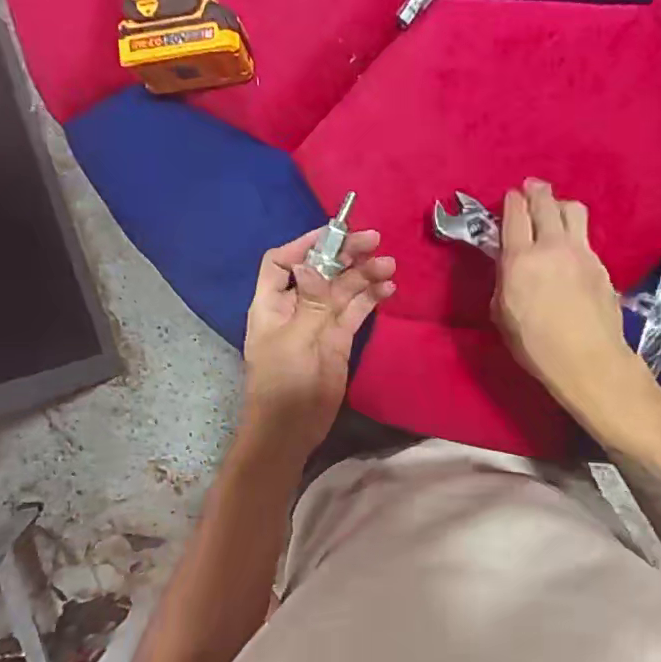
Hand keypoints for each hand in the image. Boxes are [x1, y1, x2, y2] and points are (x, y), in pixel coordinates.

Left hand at [240, 229, 395, 453]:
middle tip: (375, 241)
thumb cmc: (282, 383)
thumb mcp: (294, 340)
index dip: (304, 244)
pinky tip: (388, 287)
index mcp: (271, 304)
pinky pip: (355, 311)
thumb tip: (310, 261)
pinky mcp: (338, 340)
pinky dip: (370, 297)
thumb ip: (310, 301)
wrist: (290, 429)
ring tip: (389, 265)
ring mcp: (318, 323)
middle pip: (319, 270)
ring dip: (363, 274)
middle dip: (343, 254)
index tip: (334, 232)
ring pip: (341, 289)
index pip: (281, 262)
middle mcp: (294, 308)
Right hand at [493, 178, 646, 413]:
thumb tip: (509, 268)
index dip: (511, 202)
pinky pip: (585, 236)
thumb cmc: (533, 343)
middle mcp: (552, 247)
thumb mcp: (501, 312)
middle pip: (547, 205)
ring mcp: (582, 253)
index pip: (515, 217)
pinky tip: (568, 244)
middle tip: (531, 186)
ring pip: (574, 211)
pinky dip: (574, 231)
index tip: (509, 195)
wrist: (587, 359)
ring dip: (560, 204)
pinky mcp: (601, 265)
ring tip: (553, 207)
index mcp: (520, 260)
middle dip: (537, 192)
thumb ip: (504, 281)